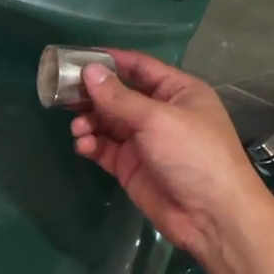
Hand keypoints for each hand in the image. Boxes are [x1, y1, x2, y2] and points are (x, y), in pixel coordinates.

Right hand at [70, 50, 273, 258]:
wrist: (210, 215)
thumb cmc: (193, 155)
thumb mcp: (157, 119)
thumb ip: (119, 97)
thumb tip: (89, 71)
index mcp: (177, 92)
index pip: (139, 67)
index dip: (110, 61)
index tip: (76, 57)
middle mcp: (159, 113)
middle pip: (118, 95)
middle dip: (92, 95)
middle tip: (63, 94)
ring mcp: (143, 141)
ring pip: (107, 122)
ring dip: (89, 122)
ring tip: (78, 128)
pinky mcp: (130, 166)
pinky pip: (104, 148)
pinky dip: (91, 144)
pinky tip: (84, 146)